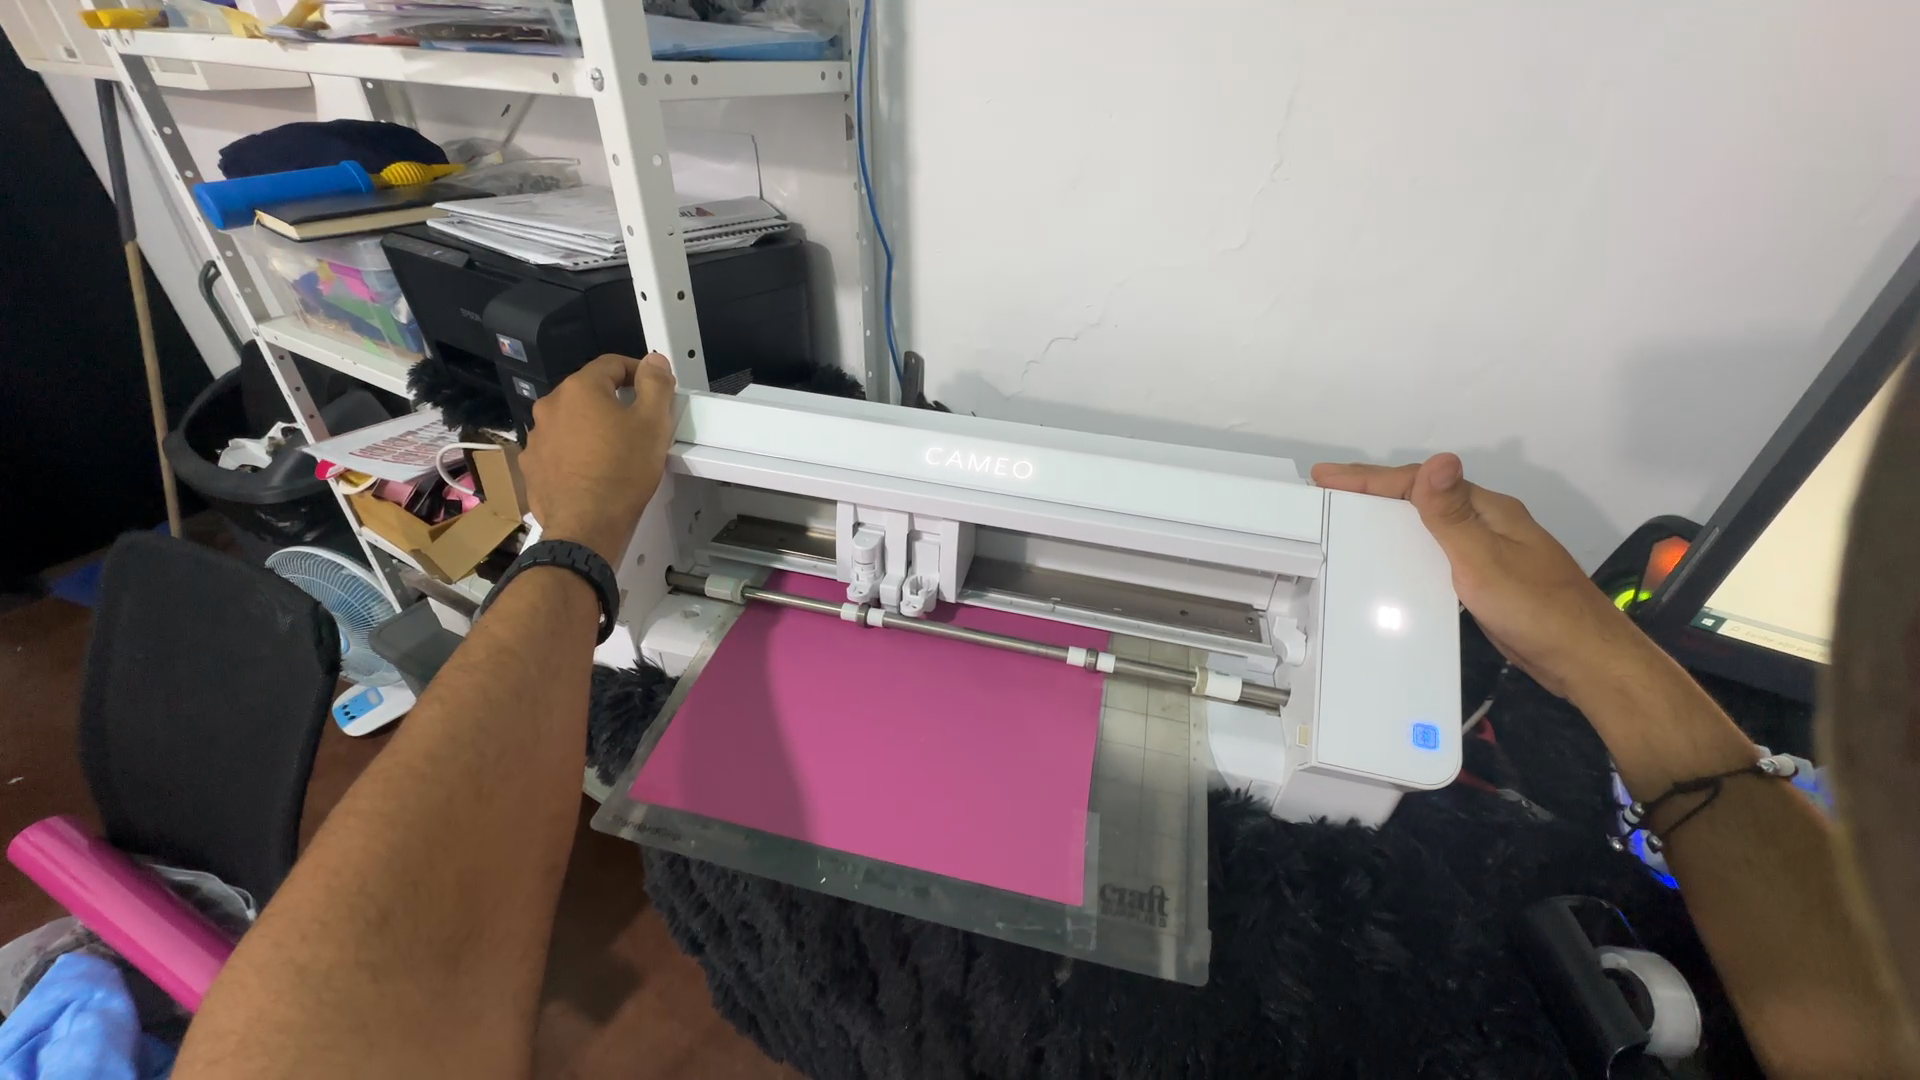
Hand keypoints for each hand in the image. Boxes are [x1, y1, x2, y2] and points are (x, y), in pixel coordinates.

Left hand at [518, 353, 676, 563]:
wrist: (586, 526)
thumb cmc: (624, 471)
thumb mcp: (653, 424)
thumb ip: (656, 385)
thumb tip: (654, 361)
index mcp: (580, 389)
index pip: (611, 364)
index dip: (637, 372)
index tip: (654, 389)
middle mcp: (550, 406)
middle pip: (588, 393)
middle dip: (614, 402)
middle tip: (639, 425)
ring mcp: (536, 437)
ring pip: (571, 422)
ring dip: (592, 428)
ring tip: (615, 452)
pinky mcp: (532, 466)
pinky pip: (558, 449)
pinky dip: (576, 453)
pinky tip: (592, 472)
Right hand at [1311, 454, 1649, 700]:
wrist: (1583, 659)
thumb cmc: (1533, 608)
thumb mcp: (1483, 559)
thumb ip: (1452, 514)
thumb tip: (1437, 460)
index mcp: (1485, 509)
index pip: (1417, 483)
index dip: (1367, 478)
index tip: (1324, 476)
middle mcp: (1485, 521)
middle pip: (1419, 494)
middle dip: (1371, 489)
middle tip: (1327, 490)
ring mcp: (1486, 547)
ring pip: (1425, 520)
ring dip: (1385, 513)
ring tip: (1347, 516)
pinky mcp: (1482, 575)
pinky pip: (1432, 547)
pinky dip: (1403, 542)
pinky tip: (1389, 555)